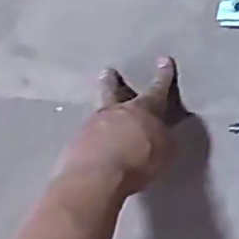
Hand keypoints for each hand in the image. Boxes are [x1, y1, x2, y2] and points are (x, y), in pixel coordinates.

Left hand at [60, 57, 185, 197]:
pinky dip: (89, 139)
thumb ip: (164, 139)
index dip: (163, 75)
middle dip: (112, 80)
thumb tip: (161, 134)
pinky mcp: (73, 145)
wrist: (95, 178)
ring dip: (100, 113)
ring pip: (97, 113)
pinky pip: (84, 137)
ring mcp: (90, 126)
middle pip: (112, 90)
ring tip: (100, 114)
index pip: (157, 88)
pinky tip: (90, 147)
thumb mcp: (165, 151)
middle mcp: (116, 111)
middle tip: (107, 71)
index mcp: (143, 109)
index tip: (163, 59)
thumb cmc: (139, 161)